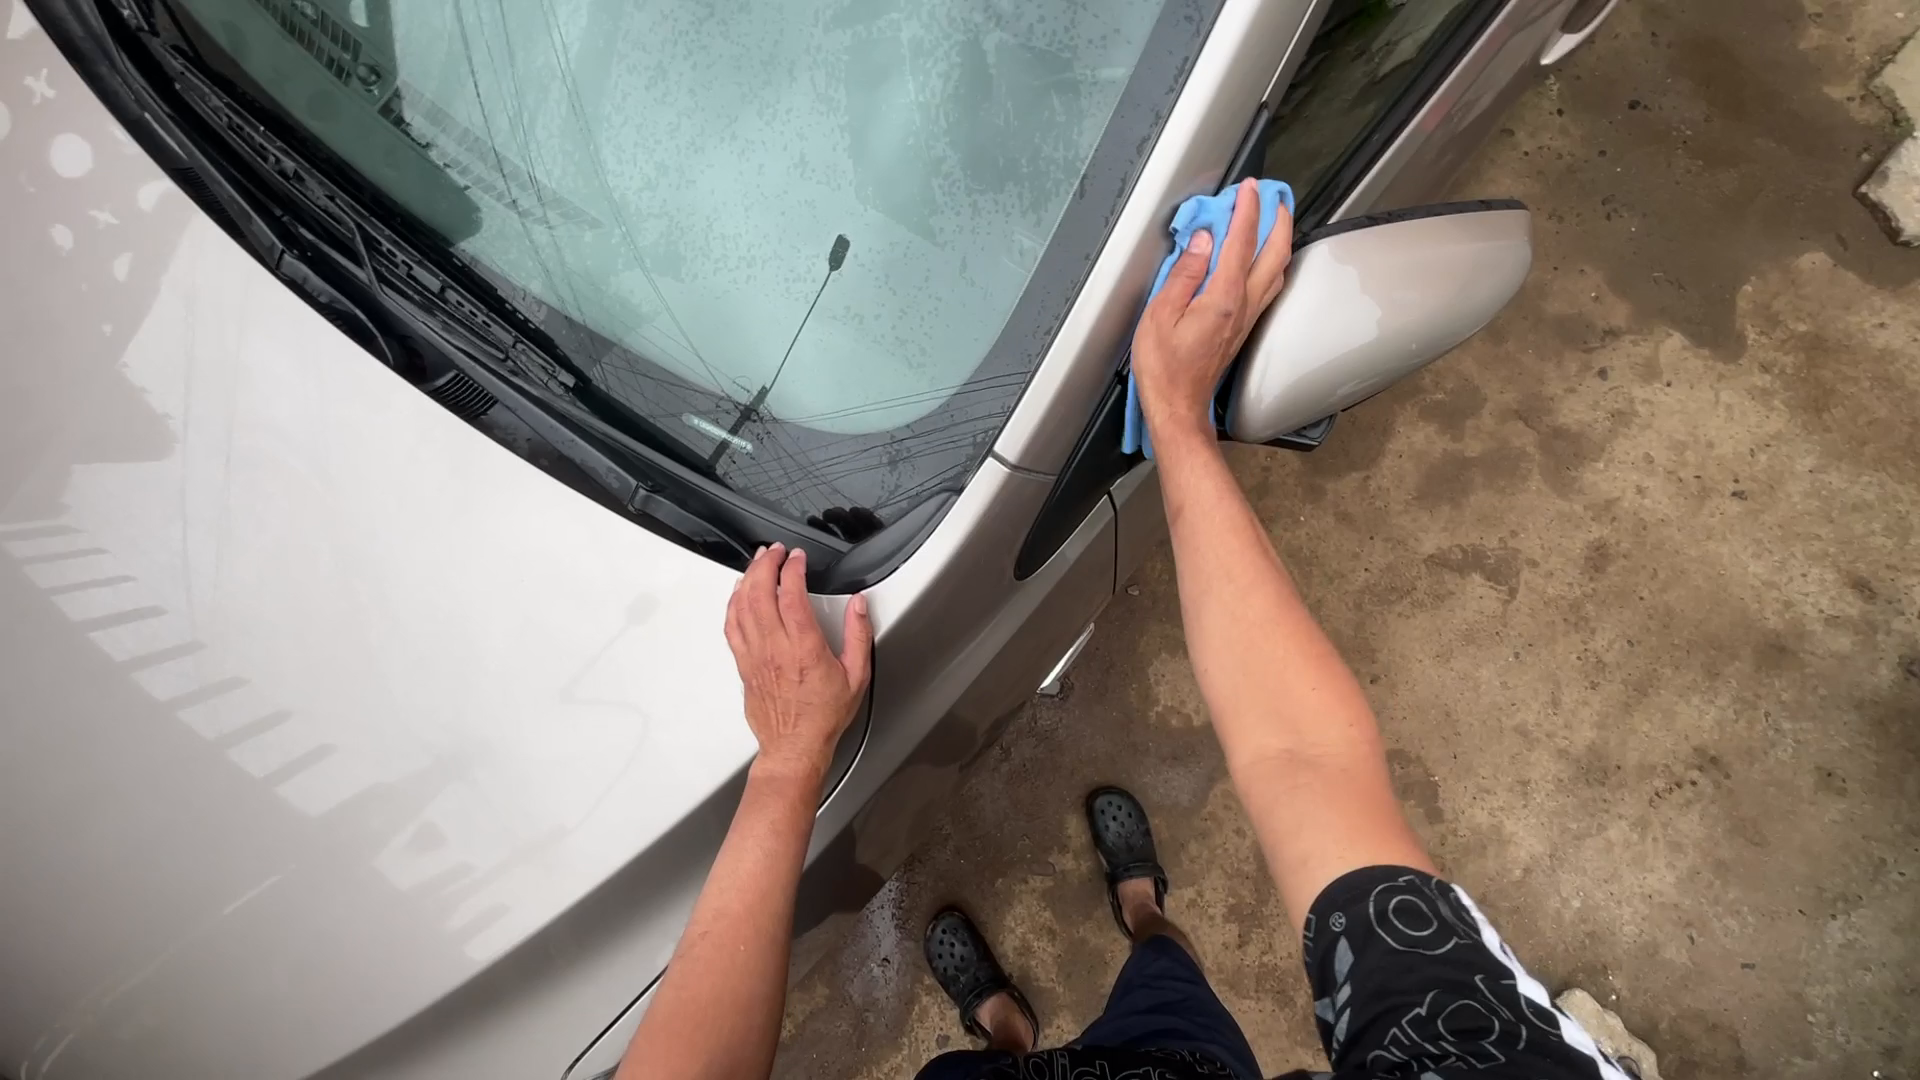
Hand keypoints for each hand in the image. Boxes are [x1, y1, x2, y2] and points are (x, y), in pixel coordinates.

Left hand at [723, 543, 873, 780]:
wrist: (794, 747)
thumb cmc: (824, 715)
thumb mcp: (857, 676)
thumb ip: (860, 636)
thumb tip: (859, 605)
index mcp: (804, 648)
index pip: (791, 595)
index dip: (792, 569)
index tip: (798, 557)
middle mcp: (775, 648)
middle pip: (760, 593)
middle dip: (766, 564)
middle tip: (775, 551)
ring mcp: (755, 655)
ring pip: (742, 606)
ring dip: (748, 578)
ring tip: (758, 562)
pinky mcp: (744, 664)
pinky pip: (732, 626)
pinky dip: (733, 603)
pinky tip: (739, 592)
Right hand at [1131, 178, 1293, 445]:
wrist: (1178, 406)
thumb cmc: (1164, 369)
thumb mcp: (1159, 316)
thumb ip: (1183, 275)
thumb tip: (1203, 242)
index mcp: (1222, 298)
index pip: (1241, 241)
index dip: (1247, 209)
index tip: (1249, 187)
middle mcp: (1243, 306)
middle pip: (1274, 253)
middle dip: (1277, 219)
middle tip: (1273, 197)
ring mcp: (1246, 319)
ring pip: (1276, 270)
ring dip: (1279, 241)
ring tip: (1273, 222)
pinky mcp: (1242, 330)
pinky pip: (1267, 287)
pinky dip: (1271, 264)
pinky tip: (1264, 262)